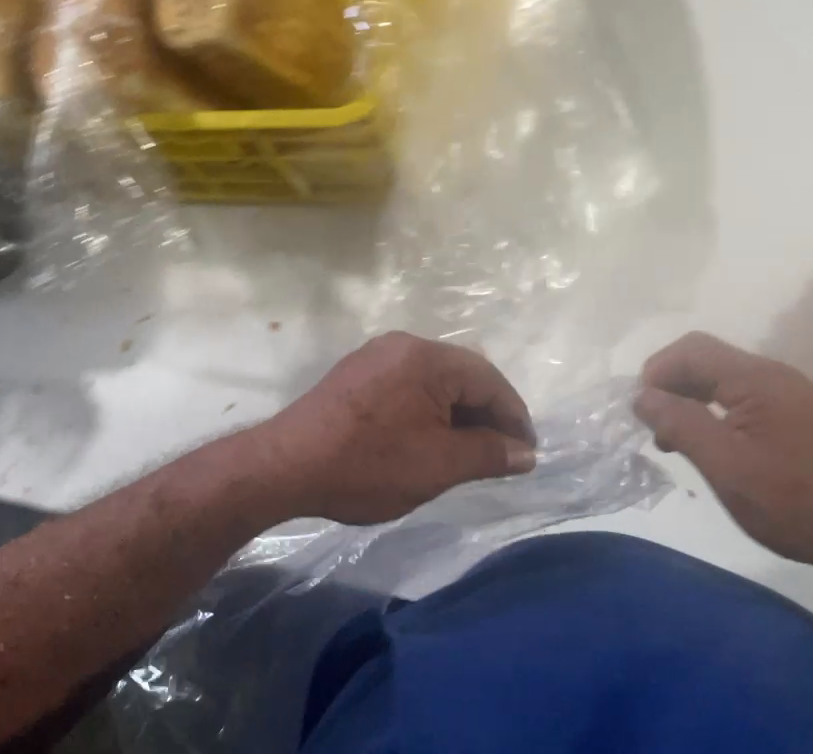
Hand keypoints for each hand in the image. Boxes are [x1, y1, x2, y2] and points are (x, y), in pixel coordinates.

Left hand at [261, 333, 538, 525]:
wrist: (284, 466)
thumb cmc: (368, 465)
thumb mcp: (438, 466)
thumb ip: (487, 454)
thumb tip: (525, 452)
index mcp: (427, 358)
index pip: (490, 380)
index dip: (514, 418)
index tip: (528, 453)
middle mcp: (403, 345)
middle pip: (463, 375)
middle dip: (487, 415)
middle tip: (502, 455)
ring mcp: (375, 356)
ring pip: (435, 381)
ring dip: (457, 414)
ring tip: (468, 453)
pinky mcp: (355, 374)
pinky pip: (408, 385)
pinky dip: (428, 410)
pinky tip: (428, 440)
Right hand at [635, 332, 812, 573]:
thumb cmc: (791, 501)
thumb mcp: (725, 465)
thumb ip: (680, 423)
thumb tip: (642, 396)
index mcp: (758, 378)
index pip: (692, 349)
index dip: (657, 372)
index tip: (641, 411)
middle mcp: (774, 375)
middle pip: (708, 360)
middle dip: (672, 386)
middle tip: (653, 428)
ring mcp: (789, 395)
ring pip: (723, 380)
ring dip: (691, 401)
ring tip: (674, 441)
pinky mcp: (796, 416)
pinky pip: (743, 398)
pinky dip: (715, 412)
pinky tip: (710, 446)